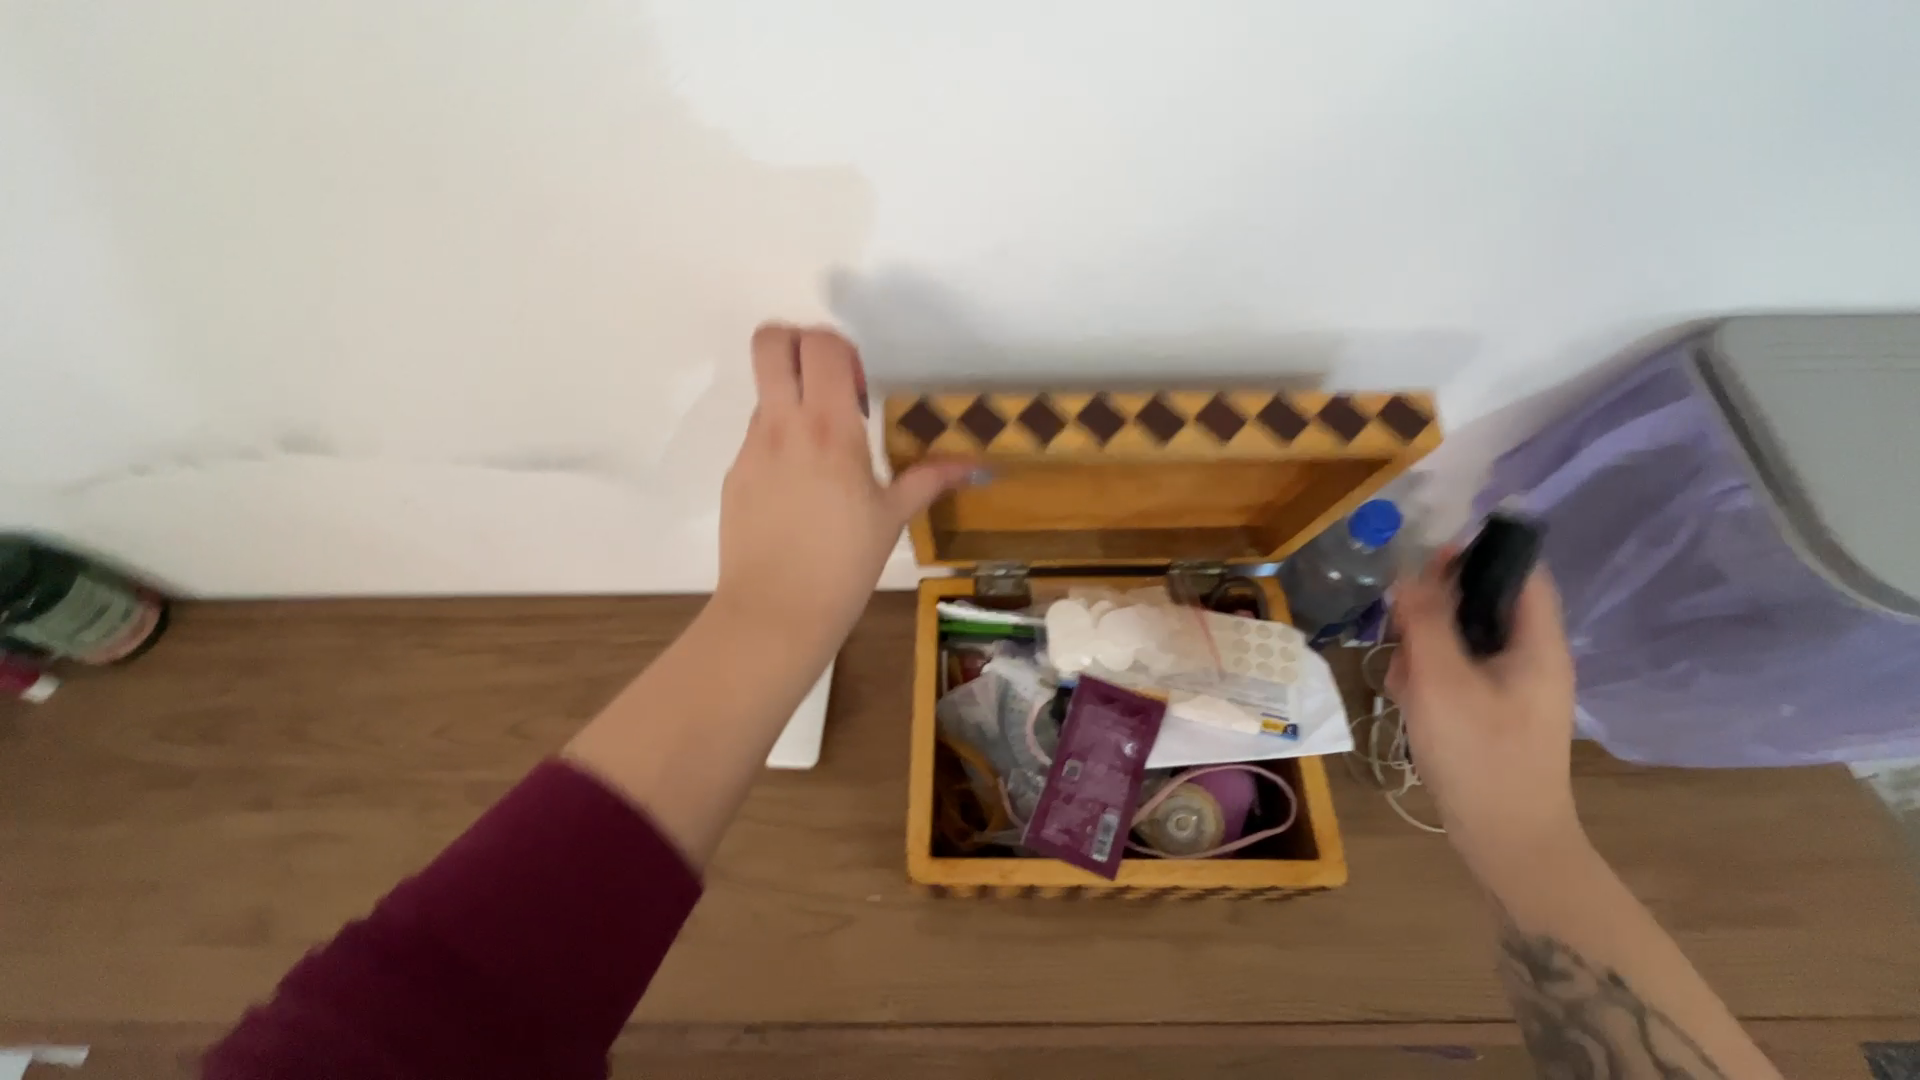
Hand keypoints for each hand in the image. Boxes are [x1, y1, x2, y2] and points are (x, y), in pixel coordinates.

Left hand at [713, 324, 975, 651]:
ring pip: (765, 394)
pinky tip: (800, 497)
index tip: (859, 388)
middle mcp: (782, 425)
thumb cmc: (844, 563)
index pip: (820, 345)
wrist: (776, 611)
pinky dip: (780, 446)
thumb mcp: (893, 517)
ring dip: (793, 403)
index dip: (840, 349)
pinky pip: (757, 440)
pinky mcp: (734, 476)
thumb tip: (977, 467)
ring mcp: (750, 449)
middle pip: (770, 342)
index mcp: (828, 427)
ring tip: (822, 459)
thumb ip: (931, 479)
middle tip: (827, 385)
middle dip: (797, 344)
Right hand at [1388, 552, 1582, 878]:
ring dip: (1423, 650)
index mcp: (1536, 645)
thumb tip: (1410, 573)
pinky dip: (1427, 679)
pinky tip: (1409, 704)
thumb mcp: (1442, 681)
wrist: (1506, 839)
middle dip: (1433, 613)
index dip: (1478, 555)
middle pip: (1479, 607)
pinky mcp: (1490, 712)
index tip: (1426, 558)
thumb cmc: (1480, 755)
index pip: (1520, 574)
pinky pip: (1454, 675)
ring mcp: (1510, 688)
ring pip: (1459, 642)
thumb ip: (1425, 623)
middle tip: (1400, 631)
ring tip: (1404, 682)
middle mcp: (1530, 659)